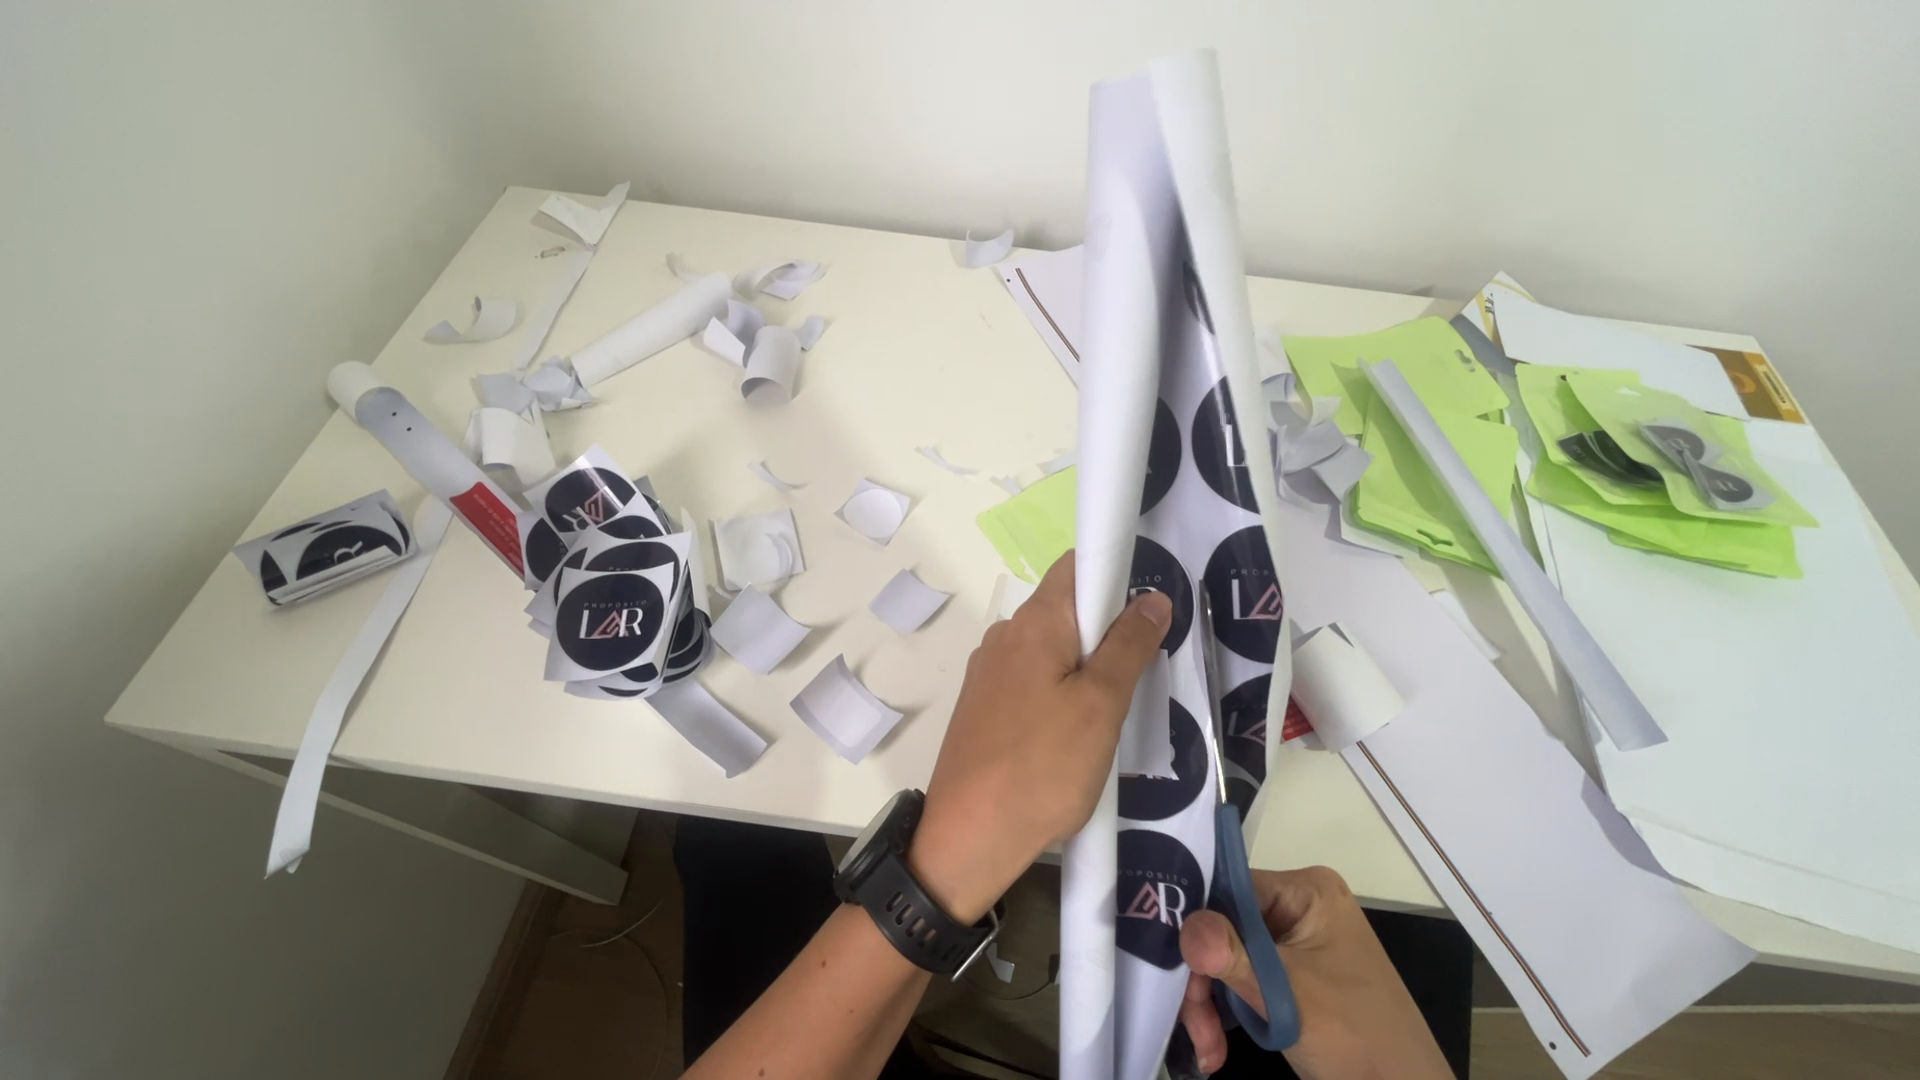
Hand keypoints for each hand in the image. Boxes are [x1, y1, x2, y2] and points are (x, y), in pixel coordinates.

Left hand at [908, 552, 1171, 922]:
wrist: (969, 837)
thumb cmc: (1043, 767)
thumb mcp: (1101, 705)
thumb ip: (1129, 645)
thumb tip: (1152, 597)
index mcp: (1033, 622)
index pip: (1076, 566)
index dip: (1116, 573)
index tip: (1149, 607)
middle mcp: (1005, 635)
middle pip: (1066, 609)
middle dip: (1109, 630)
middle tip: (1143, 672)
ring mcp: (990, 672)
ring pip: (1052, 649)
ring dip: (1087, 667)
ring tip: (1115, 711)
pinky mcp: (985, 706)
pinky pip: (1034, 680)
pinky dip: (1062, 692)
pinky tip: (1077, 733)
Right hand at [1179, 866, 1451, 1078]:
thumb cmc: (1358, 1038)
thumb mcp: (1290, 996)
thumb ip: (1234, 957)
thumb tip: (1186, 928)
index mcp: (1306, 891)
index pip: (1228, 887)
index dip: (1195, 924)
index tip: (1172, 966)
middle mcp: (1297, 906)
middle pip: (1222, 927)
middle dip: (1203, 980)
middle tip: (1194, 1025)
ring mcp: (1294, 942)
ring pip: (1226, 957)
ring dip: (1210, 1004)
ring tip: (1206, 1048)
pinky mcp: (1290, 975)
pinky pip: (1242, 979)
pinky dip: (1227, 1012)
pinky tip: (1215, 1047)